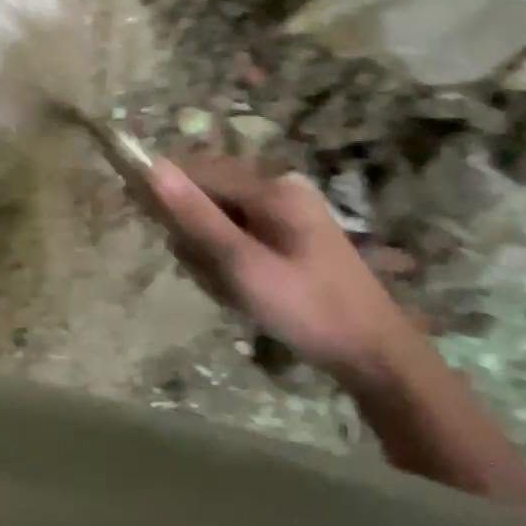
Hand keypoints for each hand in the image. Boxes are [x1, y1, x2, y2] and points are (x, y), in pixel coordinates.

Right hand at [149, 156, 417, 383]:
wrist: (378, 359)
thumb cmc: (308, 309)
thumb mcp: (241, 264)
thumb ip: (193, 215)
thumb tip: (147, 167)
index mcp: (272, 189)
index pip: (191, 171)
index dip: (162, 194)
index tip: (151, 229)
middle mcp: (278, 189)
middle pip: (202, 193)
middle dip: (190, 232)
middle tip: (206, 271)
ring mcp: (285, 212)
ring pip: (213, 216)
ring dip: (205, 250)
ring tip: (223, 285)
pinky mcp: (287, 234)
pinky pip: (232, 232)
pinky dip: (223, 257)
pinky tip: (237, 286)